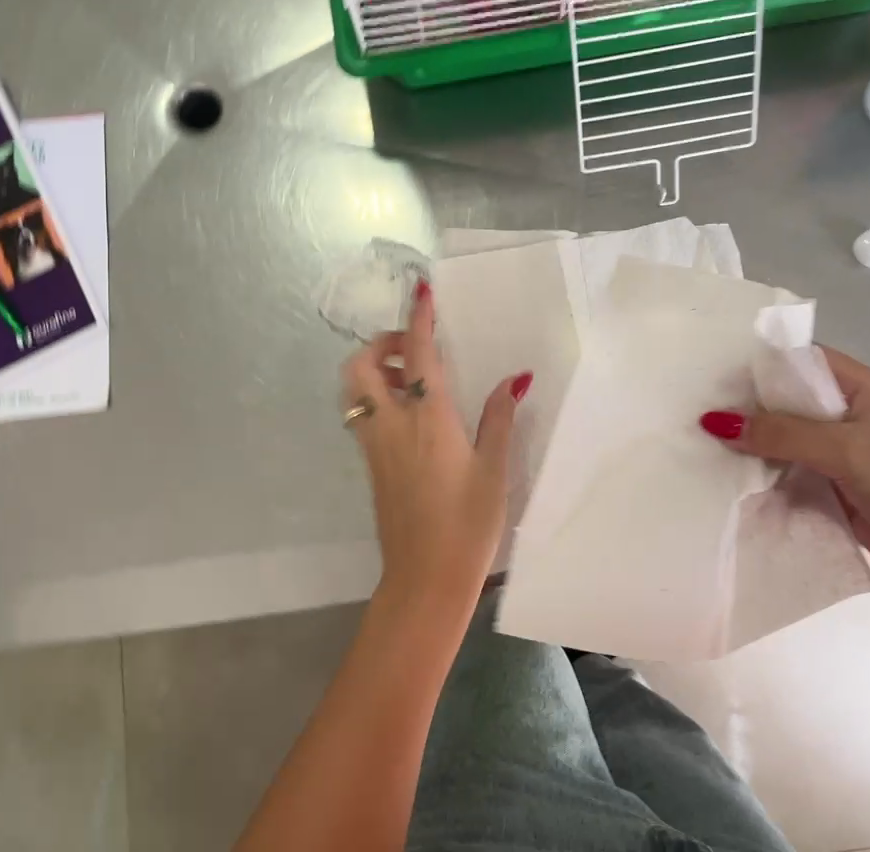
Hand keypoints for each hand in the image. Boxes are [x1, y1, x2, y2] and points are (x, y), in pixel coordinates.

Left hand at [341, 280, 531, 605]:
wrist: (424, 578)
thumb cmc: (467, 525)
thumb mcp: (495, 470)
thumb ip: (500, 419)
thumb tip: (515, 378)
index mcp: (428, 418)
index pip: (418, 353)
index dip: (419, 317)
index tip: (422, 290)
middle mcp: (392, 423)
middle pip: (362, 364)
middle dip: (382, 342)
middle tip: (414, 348)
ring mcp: (375, 445)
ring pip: (354, 390)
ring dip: (373, 369)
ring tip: (412, 379)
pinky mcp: (370, 466)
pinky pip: (361, 416)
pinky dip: (374, 397)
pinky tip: (409, 415)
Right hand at [700, 347, 869, 600]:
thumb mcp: (847, 449)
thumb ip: (781, 434)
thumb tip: (714, 420)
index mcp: (861, 389)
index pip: (800, 362)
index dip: (758, 366)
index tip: (709, 375)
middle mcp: (850, 418)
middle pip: (787, 406)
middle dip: (745, 412)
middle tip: (689, 414)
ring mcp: (845, 458)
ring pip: (787, 446)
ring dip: (752, 452)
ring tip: (696, 450)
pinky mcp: (840, 495)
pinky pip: (794, 481)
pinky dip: (767, 483)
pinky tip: (728, 487)